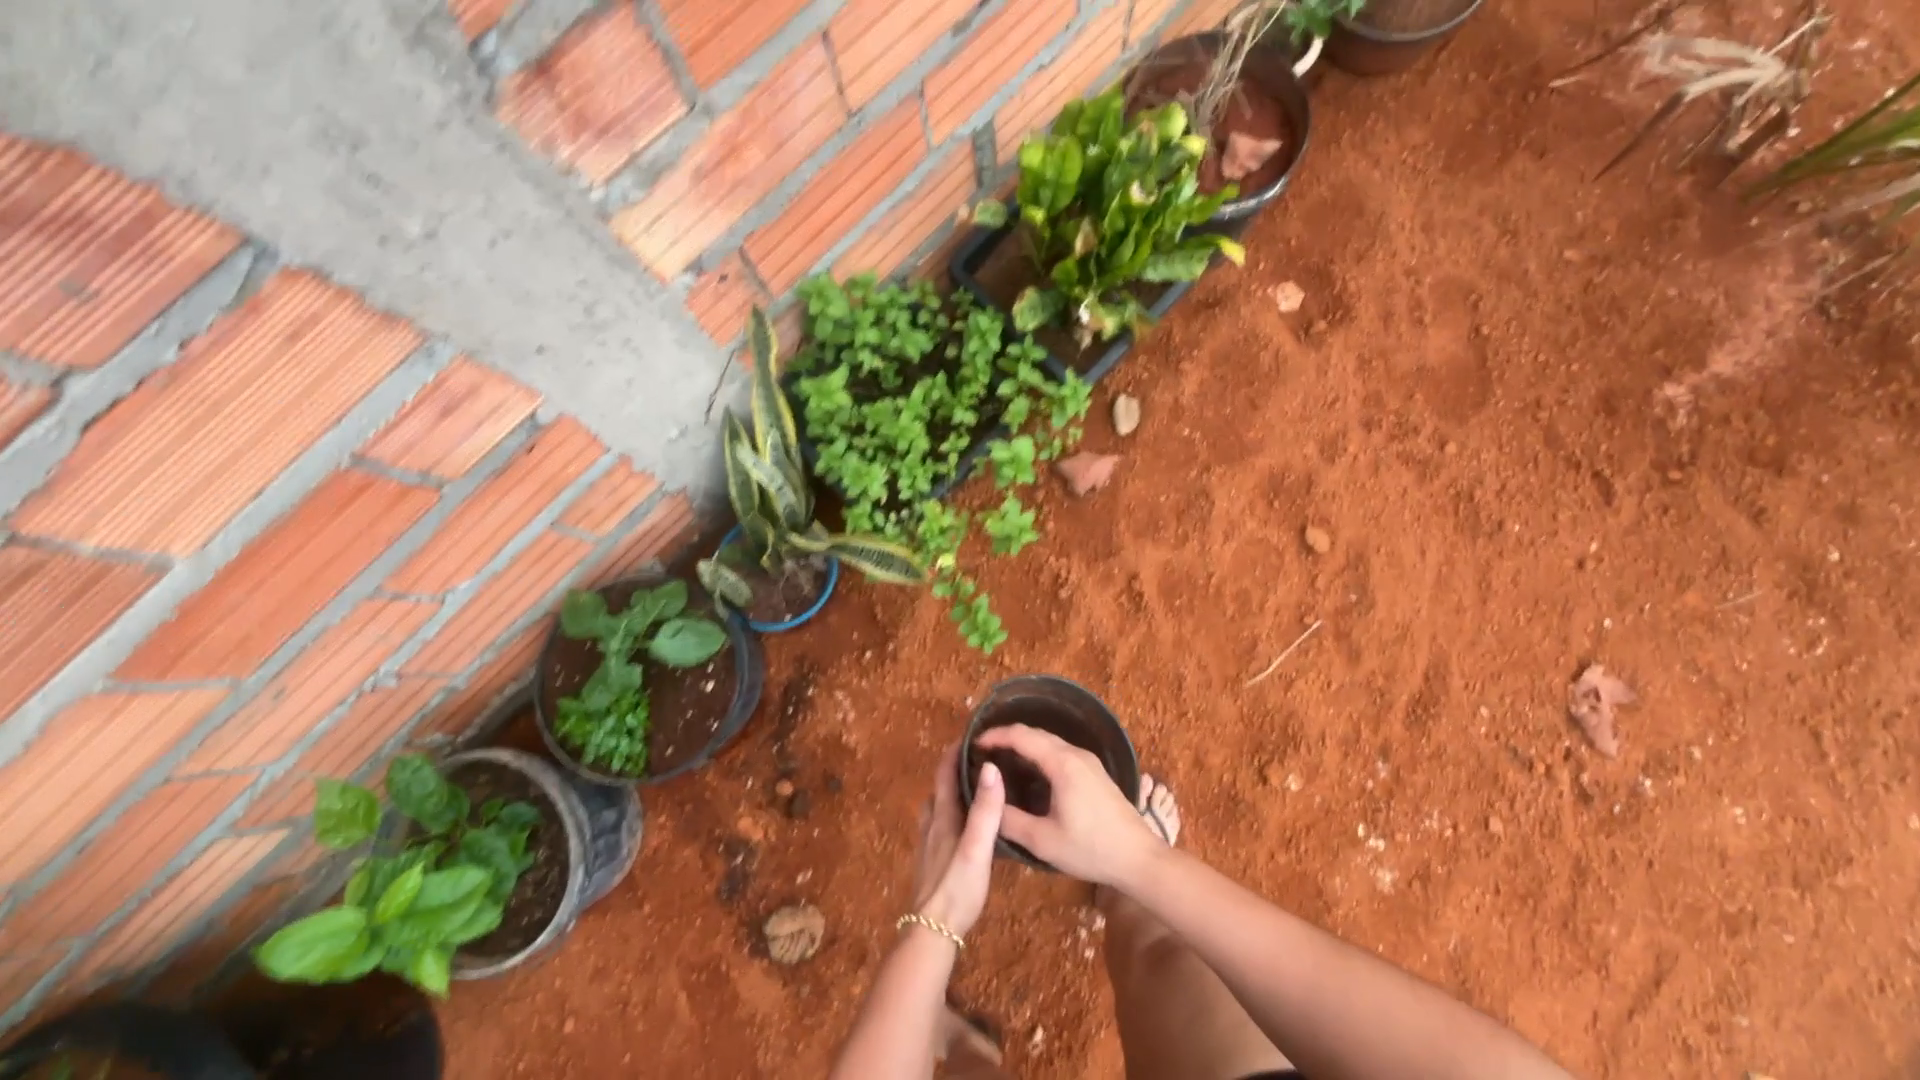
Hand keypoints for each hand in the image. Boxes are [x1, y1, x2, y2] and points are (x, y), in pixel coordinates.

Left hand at [909, 742, 1005, 938]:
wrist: (931, 932)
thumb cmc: (956, 889)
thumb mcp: (977, 848)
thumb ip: (985, 811)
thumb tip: (991, 768)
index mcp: (943, 819)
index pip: (944, 777)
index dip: (953, 754)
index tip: (968, 735)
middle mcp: (932, 829)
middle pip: (939, 792)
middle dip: (952, 772)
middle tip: (974, 760)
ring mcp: (929, 848)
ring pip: (937, 812)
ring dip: (951, 796)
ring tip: (971, 791)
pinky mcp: (933, 866)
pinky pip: (941, 831)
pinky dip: (952, 819)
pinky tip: (964, 831)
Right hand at [973, 724, 1159, 887]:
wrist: (1139, 858)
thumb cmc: (1091, 849)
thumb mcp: (1043, 840)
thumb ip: (1009, 819)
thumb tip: (985, 801)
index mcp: (1062, 764)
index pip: (1022, 736)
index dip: (995, 735)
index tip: (973, 744)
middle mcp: (1076, 754)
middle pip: (1036, 734)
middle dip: (1007, 737)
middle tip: (982, 752)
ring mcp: (1089, 762)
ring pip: (1050, 742)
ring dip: (1024, 745)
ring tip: (1000, 761)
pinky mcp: (1095, 773)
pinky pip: (1060, 753)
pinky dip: (1039, 755)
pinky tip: (1029, 774)